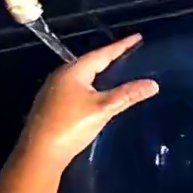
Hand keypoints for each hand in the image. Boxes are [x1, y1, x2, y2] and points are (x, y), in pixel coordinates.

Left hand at [12, 34, 159, 171]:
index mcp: (73, 72)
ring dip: (99, 71)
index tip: (137, 37)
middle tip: (129, 51)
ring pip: (82, 75)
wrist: (39, 155)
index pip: (102, 54)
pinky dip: (91, 84)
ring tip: (116, 68)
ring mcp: (54, 91)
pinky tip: (97, 91)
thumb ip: (127, 94)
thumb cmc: (70, 126)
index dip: (121, 46)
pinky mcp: (51, 105)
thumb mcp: (103, 109)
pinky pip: (76, 86)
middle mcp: (61, 76)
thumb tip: (153, 84)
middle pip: (90, 62)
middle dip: (110, 57)